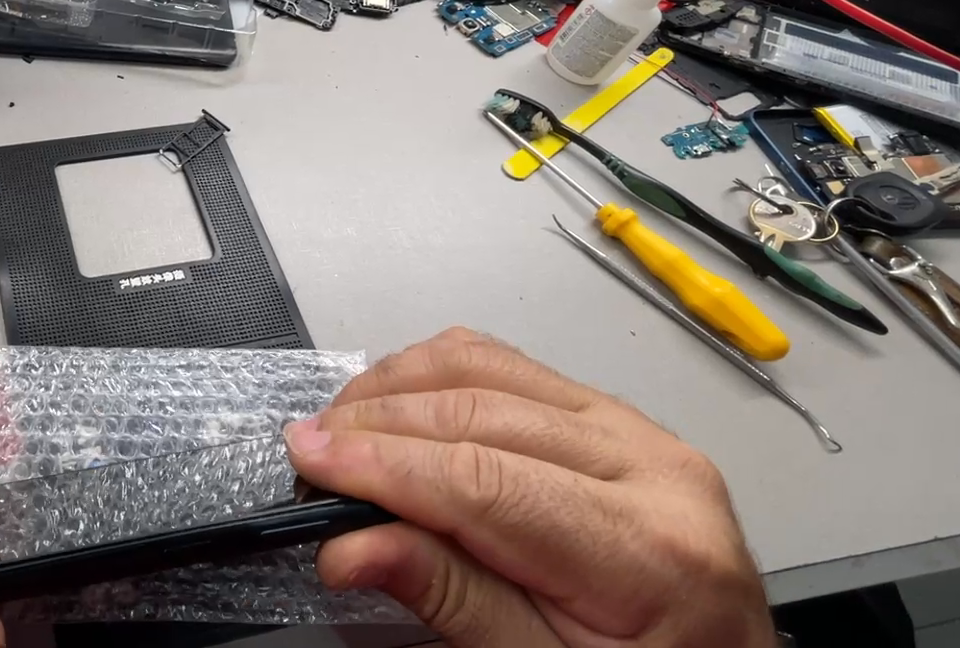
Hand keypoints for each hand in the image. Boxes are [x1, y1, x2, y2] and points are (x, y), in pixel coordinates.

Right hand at [284, 328, 775, 647]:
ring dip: (391, 386)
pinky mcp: (598, 405)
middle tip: (306, 449)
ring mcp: (627, 422)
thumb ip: (452, 602)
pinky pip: (495, 358)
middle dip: (372, 423)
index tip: (308, 459)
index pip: (485, 481)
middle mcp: (651, 463)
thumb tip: (346, 547)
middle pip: (474, 412)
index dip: (382, 464)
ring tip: (340, 425)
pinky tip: (392, 399)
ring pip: (477, 365)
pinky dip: (427, 368)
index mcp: (653, 551)